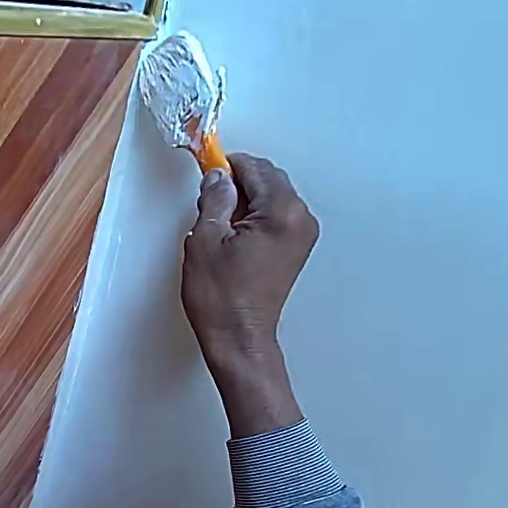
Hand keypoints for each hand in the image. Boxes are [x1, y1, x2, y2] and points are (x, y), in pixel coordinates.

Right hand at [181, 153, 319, 437]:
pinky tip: (233, 241)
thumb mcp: (205, 241)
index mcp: (280, 210)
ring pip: (271, 200)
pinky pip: (276, 220)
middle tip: (208, 205)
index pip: (254, 168)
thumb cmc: (220, 299)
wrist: (238, 340)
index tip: (205, 171)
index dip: (226, 167)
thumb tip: (218, 178)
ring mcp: (301, 236)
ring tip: (218, 229)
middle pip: (268, 180)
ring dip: (245, 204)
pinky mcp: (295, 252)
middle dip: (237, 185)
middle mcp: (300, 218)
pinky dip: (255, 220)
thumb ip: (214, 200)